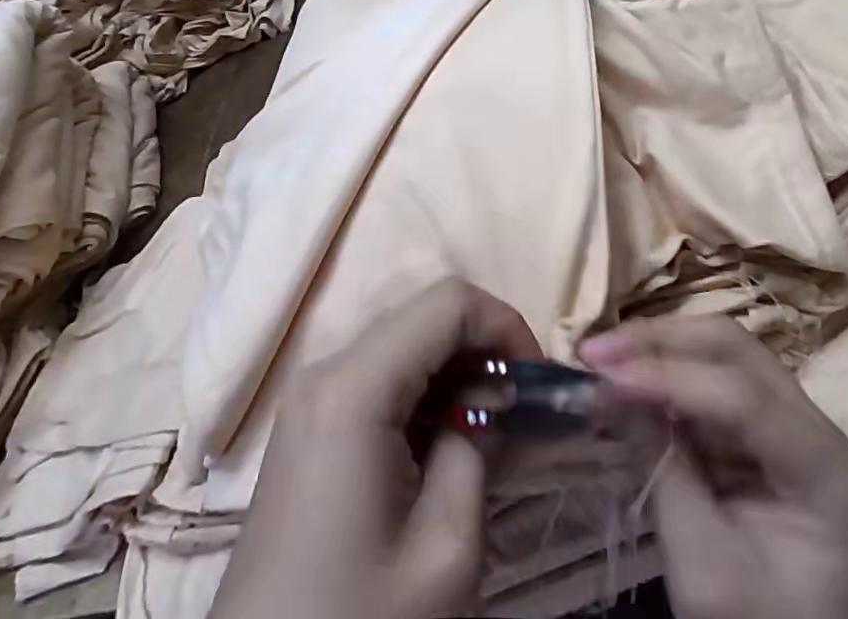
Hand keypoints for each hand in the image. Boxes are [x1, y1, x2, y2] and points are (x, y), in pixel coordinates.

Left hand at [209, 279, 540, 618]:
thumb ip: (475, 445)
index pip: (446, 302)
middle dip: (482, 349)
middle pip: (422, 317)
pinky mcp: (311, 419)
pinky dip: (424, 392)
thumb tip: (491, 393)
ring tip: (488, 433)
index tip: (536, 384)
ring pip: (403, 344)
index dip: (504, 325)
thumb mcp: (445, 546)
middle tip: (519, 413)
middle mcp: (325, 370)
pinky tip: (444, 443)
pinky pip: (379, 377)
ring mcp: (311, 393)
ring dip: (456, 372)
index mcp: (353, 386)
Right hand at [580, 314, 847, 618]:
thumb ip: (660, 465)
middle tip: (597, 351)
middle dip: (662, 341)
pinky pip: (712, 382)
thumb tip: (609, 388)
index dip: (669, 377)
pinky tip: (625, 380)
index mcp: (833, 482)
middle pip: (741, 353)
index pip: (746, 400)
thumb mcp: (701, 562)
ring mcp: (799, 431)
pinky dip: (663, 375)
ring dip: (657, 350)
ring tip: (601, 358)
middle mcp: (827, 439)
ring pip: (725, 355)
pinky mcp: (767, 435)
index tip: (602, 375)